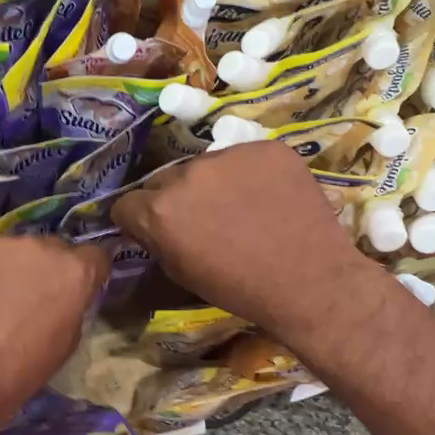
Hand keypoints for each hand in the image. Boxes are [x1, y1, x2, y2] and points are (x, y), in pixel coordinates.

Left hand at [0, 235, 108, 434]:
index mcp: (74, 271)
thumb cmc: (19, 371)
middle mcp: (39, 246)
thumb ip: (71, 308)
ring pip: (11, 251)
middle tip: (27, 299)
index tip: (74, 291)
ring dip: (8, 268)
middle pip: (51, 249)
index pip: (94, 256)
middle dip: (44, 269)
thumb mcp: (66, 345)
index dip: (85, 274)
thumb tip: (64, 299)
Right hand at [111, 141, 383, 340]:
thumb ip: (156, 241)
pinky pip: (243, 156)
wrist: (308, 279)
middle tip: (198, 219)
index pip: (126, 203)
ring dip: (210, 183)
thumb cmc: (237, 288)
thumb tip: (148, 227)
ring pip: (204, 165)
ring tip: (238, 207)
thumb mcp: (180, 273)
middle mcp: (186, 174)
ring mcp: (228, 156)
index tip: (150, 229)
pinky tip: (266, 197)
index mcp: (159, 210)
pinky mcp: (265, 147)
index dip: (135, 219)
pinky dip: (248, 174)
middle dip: (172, 198)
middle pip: (164, 179)